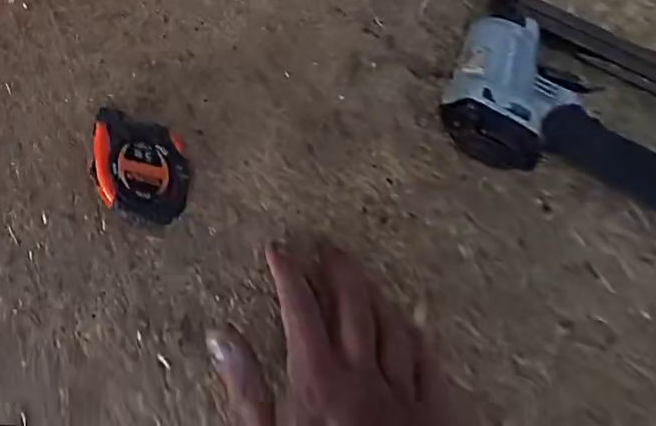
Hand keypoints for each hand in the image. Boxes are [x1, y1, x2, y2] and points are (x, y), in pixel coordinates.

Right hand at [207, 243, 449, 425]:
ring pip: (393, 328)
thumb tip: (219, 336)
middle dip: (338, 268)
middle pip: (352, 304)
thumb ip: (245, 389)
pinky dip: (418, 338)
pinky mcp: (435, 421)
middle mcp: (362, 379)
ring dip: (375, 295)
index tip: (276, 250)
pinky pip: (430, 367)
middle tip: (326, 248)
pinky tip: (410, 324)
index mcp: (318, 381)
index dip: (286, 271)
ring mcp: (403, 399)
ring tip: (362, 278)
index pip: (300, 306)